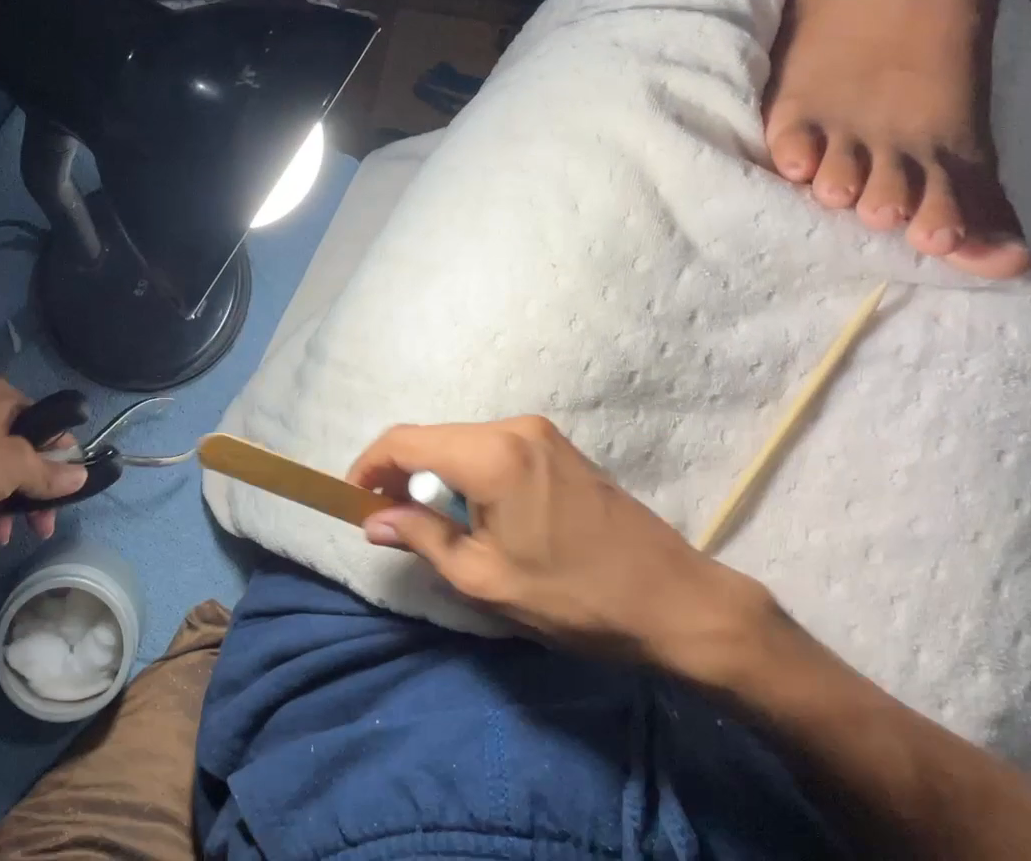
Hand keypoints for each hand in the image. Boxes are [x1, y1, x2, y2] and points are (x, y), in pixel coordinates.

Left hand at [0, 378, 86, 544]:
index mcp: (2, 395)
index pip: (49, 425)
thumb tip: (82, 474)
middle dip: (32, 493)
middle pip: (22, 451)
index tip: (64, 495)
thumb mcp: (11, 468)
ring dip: (5, 505)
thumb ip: (49, 473)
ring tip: (2, 536)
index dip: (61, 461)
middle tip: (39, 527)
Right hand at [350, 417, 769, 665]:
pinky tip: (470, 511)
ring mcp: (542, 434)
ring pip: (460, 442)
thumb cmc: (574, 596)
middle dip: (398, 472)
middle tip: (385, 518)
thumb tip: (373, 520)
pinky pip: (491, 448)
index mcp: (490, 455)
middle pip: (431, 437)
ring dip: (432, 474)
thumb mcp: (484, 578)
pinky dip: (465, 472)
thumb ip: (421, 538)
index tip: (353, 501)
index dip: (367, 467)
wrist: (677, 602)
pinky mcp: (559, 448)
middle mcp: (513, 428)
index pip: (404, 442)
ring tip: (425, 521)